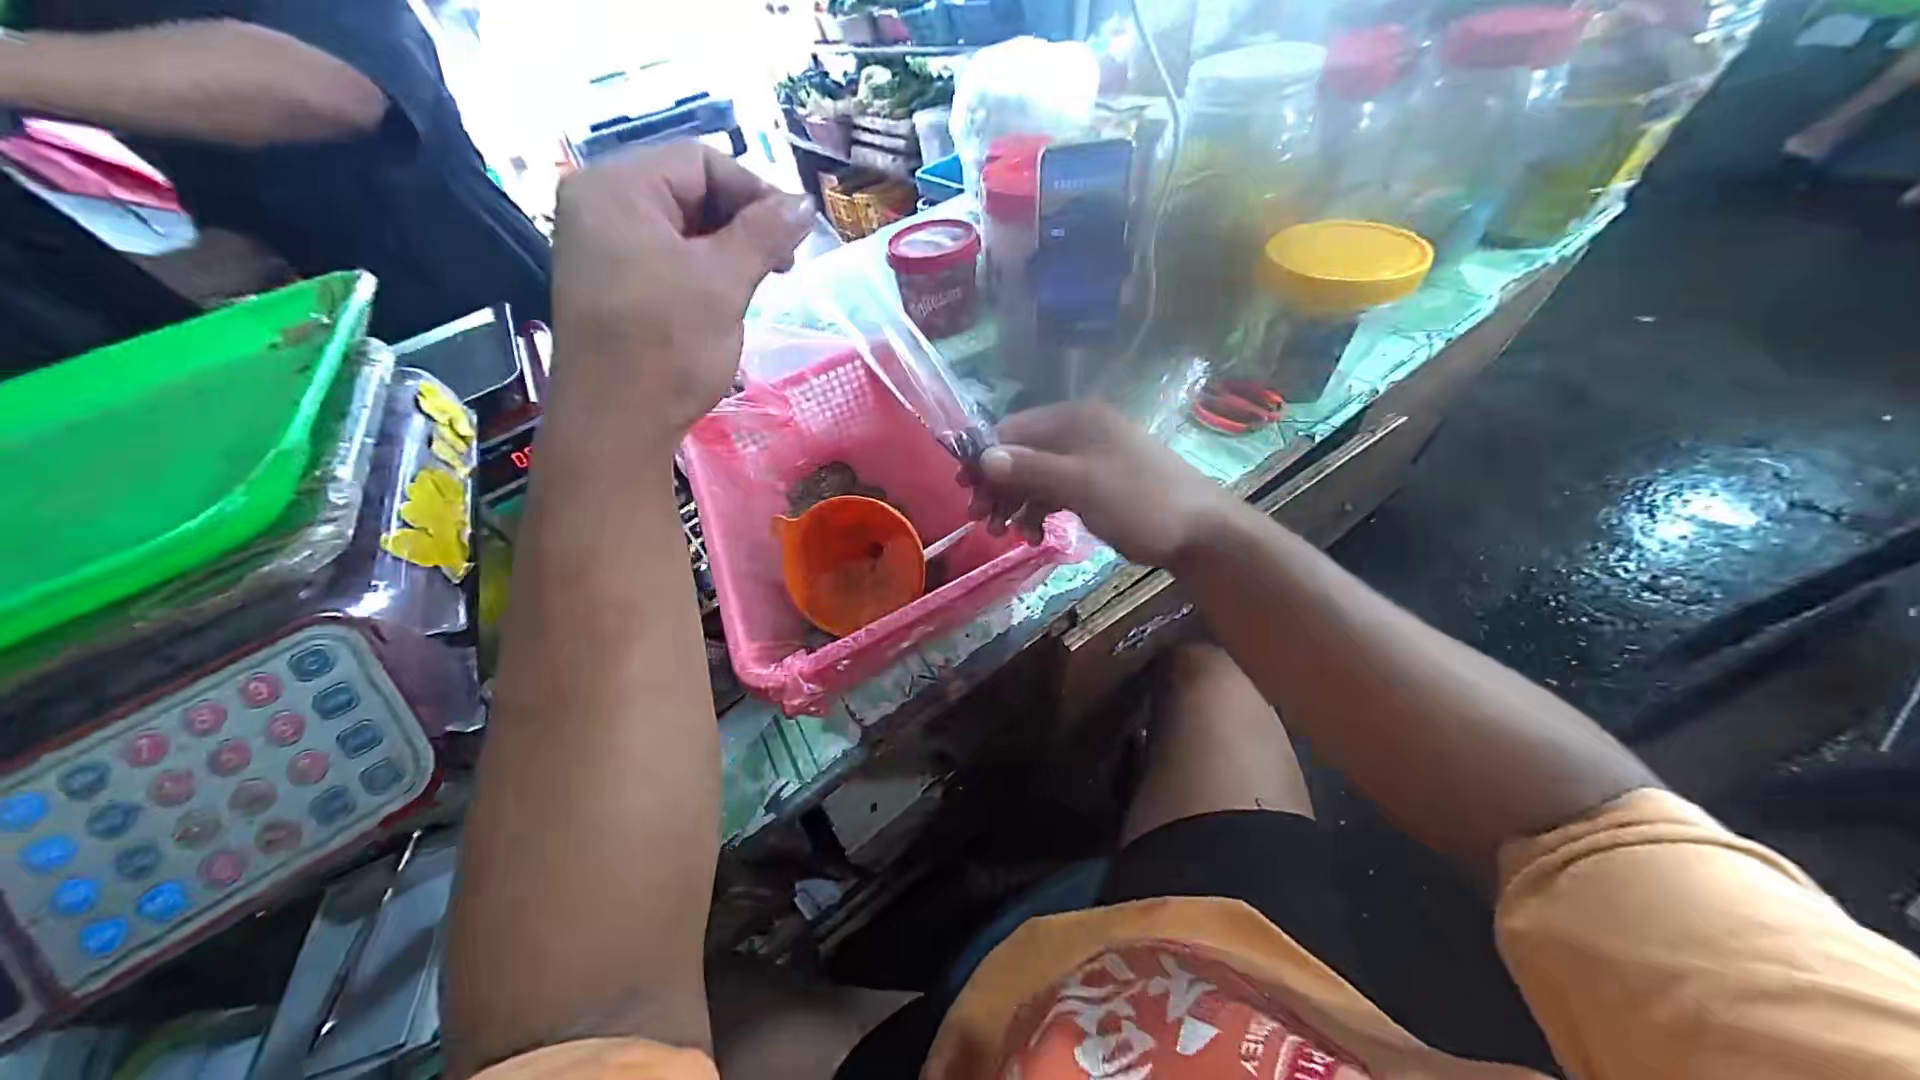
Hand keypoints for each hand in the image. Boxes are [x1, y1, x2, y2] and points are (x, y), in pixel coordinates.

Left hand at [549, 142, 814, 448]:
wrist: (616, 424)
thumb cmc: (666, 345)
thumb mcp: (723, 282)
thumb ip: (765, 233)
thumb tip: (804, 204)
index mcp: (616, 188)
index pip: (701, 161)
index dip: (755, 193)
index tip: (792, 238)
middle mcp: (600, 206)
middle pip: (690, 190)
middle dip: (743, 224)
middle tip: (781, 266)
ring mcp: (602, 247)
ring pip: (683, 228)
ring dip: (729, 251)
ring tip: (757, 286)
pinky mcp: (612, 284)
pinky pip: (667, 258)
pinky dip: (704, 272)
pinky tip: (725, 301)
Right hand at [970, 402, 1236, 566]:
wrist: (1200, 533)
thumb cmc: (1139, 501)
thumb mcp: (1080, 484)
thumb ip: (1029, 469)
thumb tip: (981, 457)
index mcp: (1074, 419)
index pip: (1013, 430)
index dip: (985, 458)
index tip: (965, 490)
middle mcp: (1078, 433)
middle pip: (1021, 454)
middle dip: (998, 487)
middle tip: (980, 520)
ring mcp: (1088, 460)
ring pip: (1036, 477)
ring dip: (1016, 504)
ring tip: (1005, 535)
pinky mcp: (1096, 485)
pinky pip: (1055, 492)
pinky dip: (1039, 511)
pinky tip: (1034, 535)